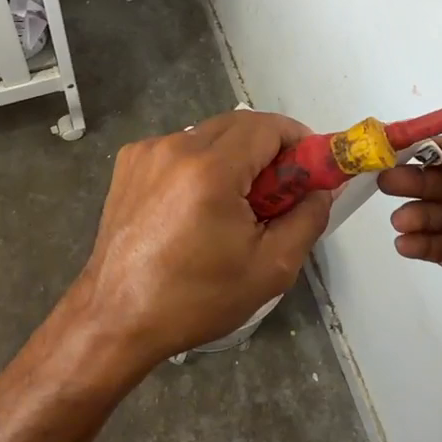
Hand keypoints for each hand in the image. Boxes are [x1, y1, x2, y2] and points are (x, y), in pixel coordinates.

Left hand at [67, 111, 333, 368]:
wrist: (118, 316)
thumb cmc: (196, 298)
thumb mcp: (270, 267)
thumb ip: (307, 218)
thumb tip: (323, 188)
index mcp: (210, 169)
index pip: (267, 126)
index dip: (297, 141)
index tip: (310, 169)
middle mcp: (174, 147)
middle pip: (237, 125)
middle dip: (267, 149)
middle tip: (280, 192)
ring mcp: (146, 152)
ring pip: (207, 136)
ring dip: (232, 157)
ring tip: (236, 207)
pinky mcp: (128, 163)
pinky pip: (178, 149)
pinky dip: (198, 166)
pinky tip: (196, 208)